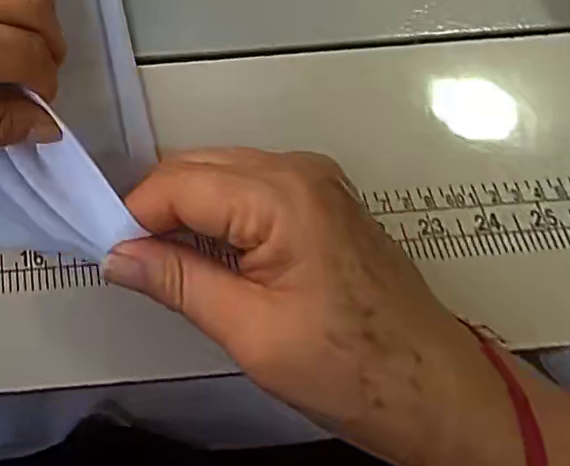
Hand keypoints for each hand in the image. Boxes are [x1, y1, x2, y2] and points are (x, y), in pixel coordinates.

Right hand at [100, 149, 520, 465]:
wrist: (455, 402)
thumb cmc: (360, 375)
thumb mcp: (253, 336)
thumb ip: (176, 283)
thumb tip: (113, 256)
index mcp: (282, 197)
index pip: (176, 185)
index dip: (135, 216)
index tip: (114, 252)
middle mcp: (293, 168)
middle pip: (189, 168)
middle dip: (155, 209)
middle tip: (136, 259)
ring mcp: (307, 174)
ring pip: (209, 170)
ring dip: (181, 207)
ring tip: (171, 258)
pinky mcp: (313, 188)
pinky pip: (236, 180)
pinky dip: (210, 207)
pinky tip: (210, 246)